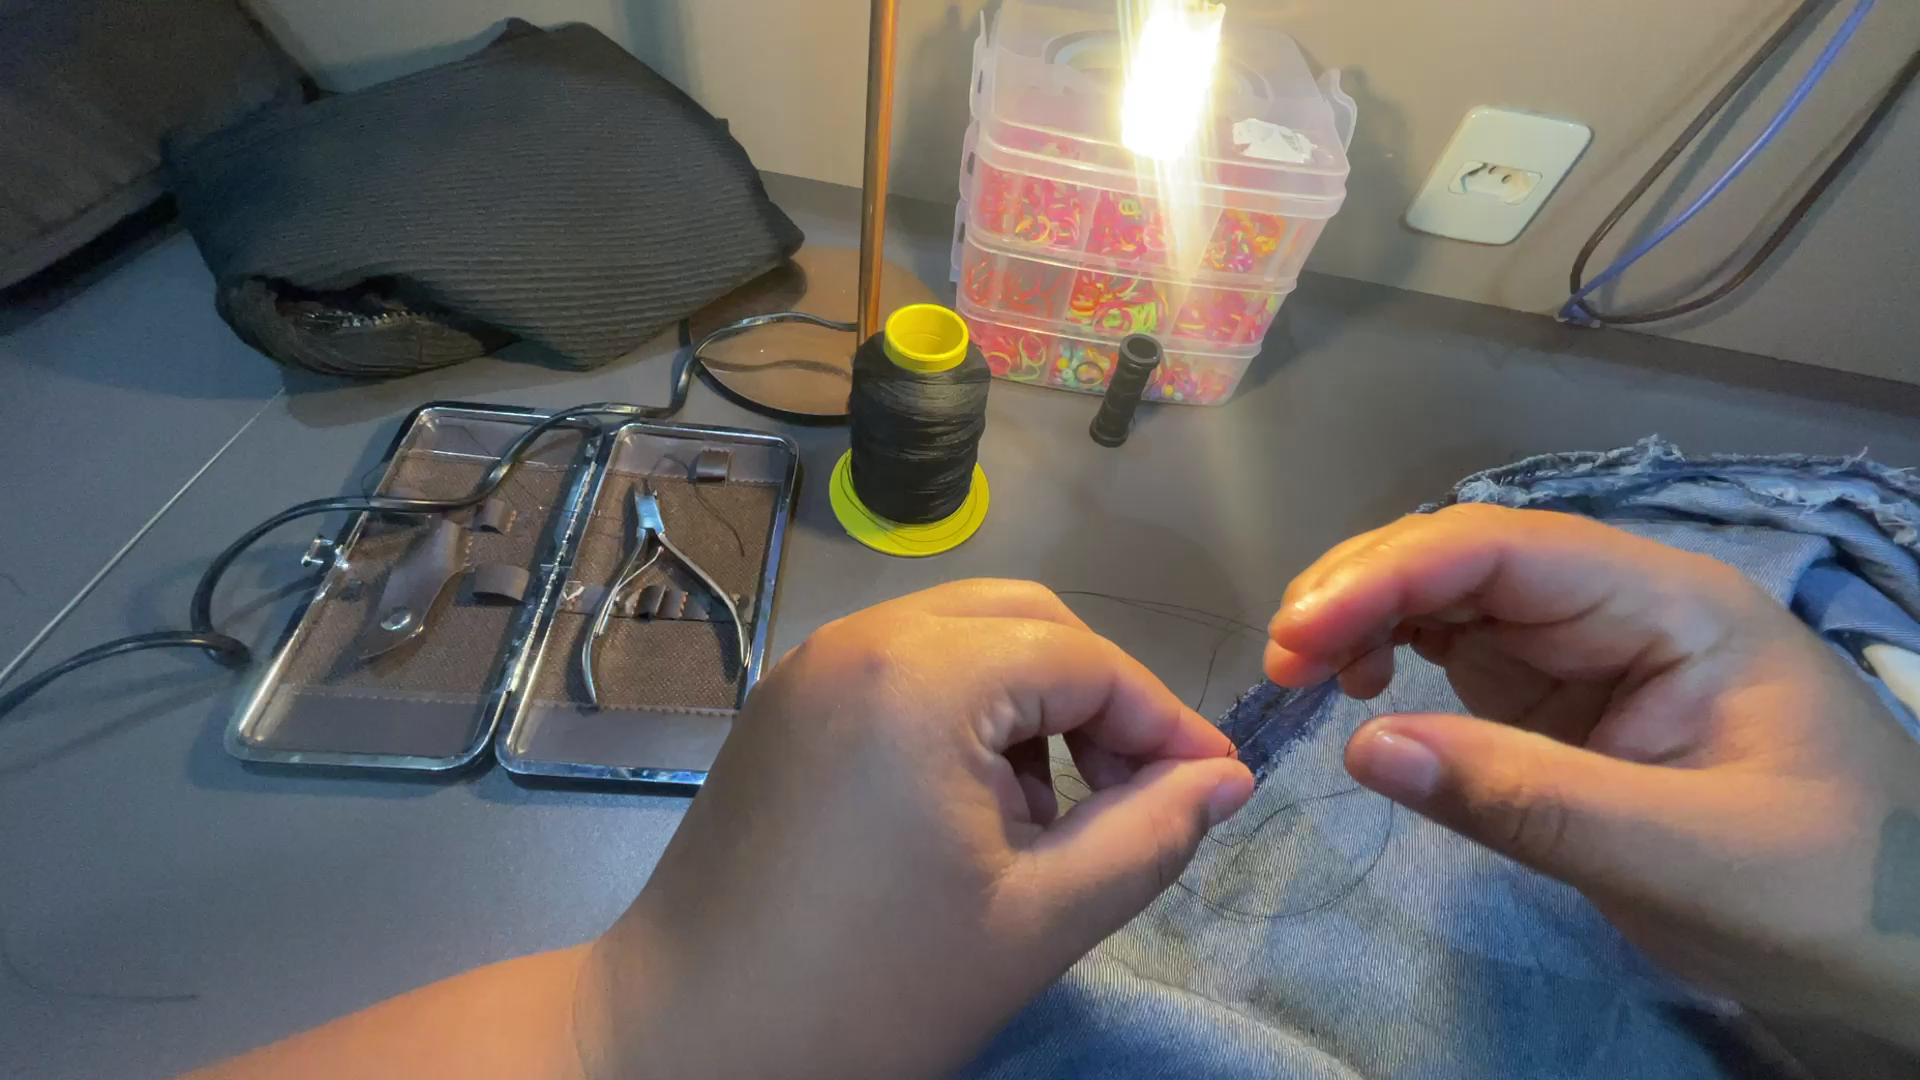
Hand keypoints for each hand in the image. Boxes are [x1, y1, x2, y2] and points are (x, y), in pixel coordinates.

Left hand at [579, 580, 1253, 1078]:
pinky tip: (965, 792)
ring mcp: (822, 656)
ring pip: (970, 631)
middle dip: (1095, 692)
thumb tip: (1225, 780)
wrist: (683, 1039)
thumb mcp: (1038, 920)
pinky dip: (966, 704)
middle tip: (1128, 782)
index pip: (1083, 659)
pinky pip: (912, 661)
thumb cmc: (867, 991)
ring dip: (1031, 697)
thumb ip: (1150, 836)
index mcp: (924, 675)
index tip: (1211, 783)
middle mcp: (867, 635)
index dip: (1161, 718)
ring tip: (1039, 805)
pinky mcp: (796, 690)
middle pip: (1027, 618)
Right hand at [1265, 506, 1919, 1046]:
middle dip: (1351, 591)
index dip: (1384, 577)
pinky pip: (1432, 635)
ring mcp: (1561, 635)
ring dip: (1351, 614)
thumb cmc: (1834, 895)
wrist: (1901, 950)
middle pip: (1445, 553)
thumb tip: (1362, 749)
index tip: (1298, 636)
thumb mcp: (1693, 862)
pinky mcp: (1531, 678)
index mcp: (1658, 603)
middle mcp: (1598, 597)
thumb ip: (1525, 800)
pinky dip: (1374, 646)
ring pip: (1427, 587)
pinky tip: (1353, 682)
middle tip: (1284, 661)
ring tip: (1303, 671)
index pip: (1495, 550)